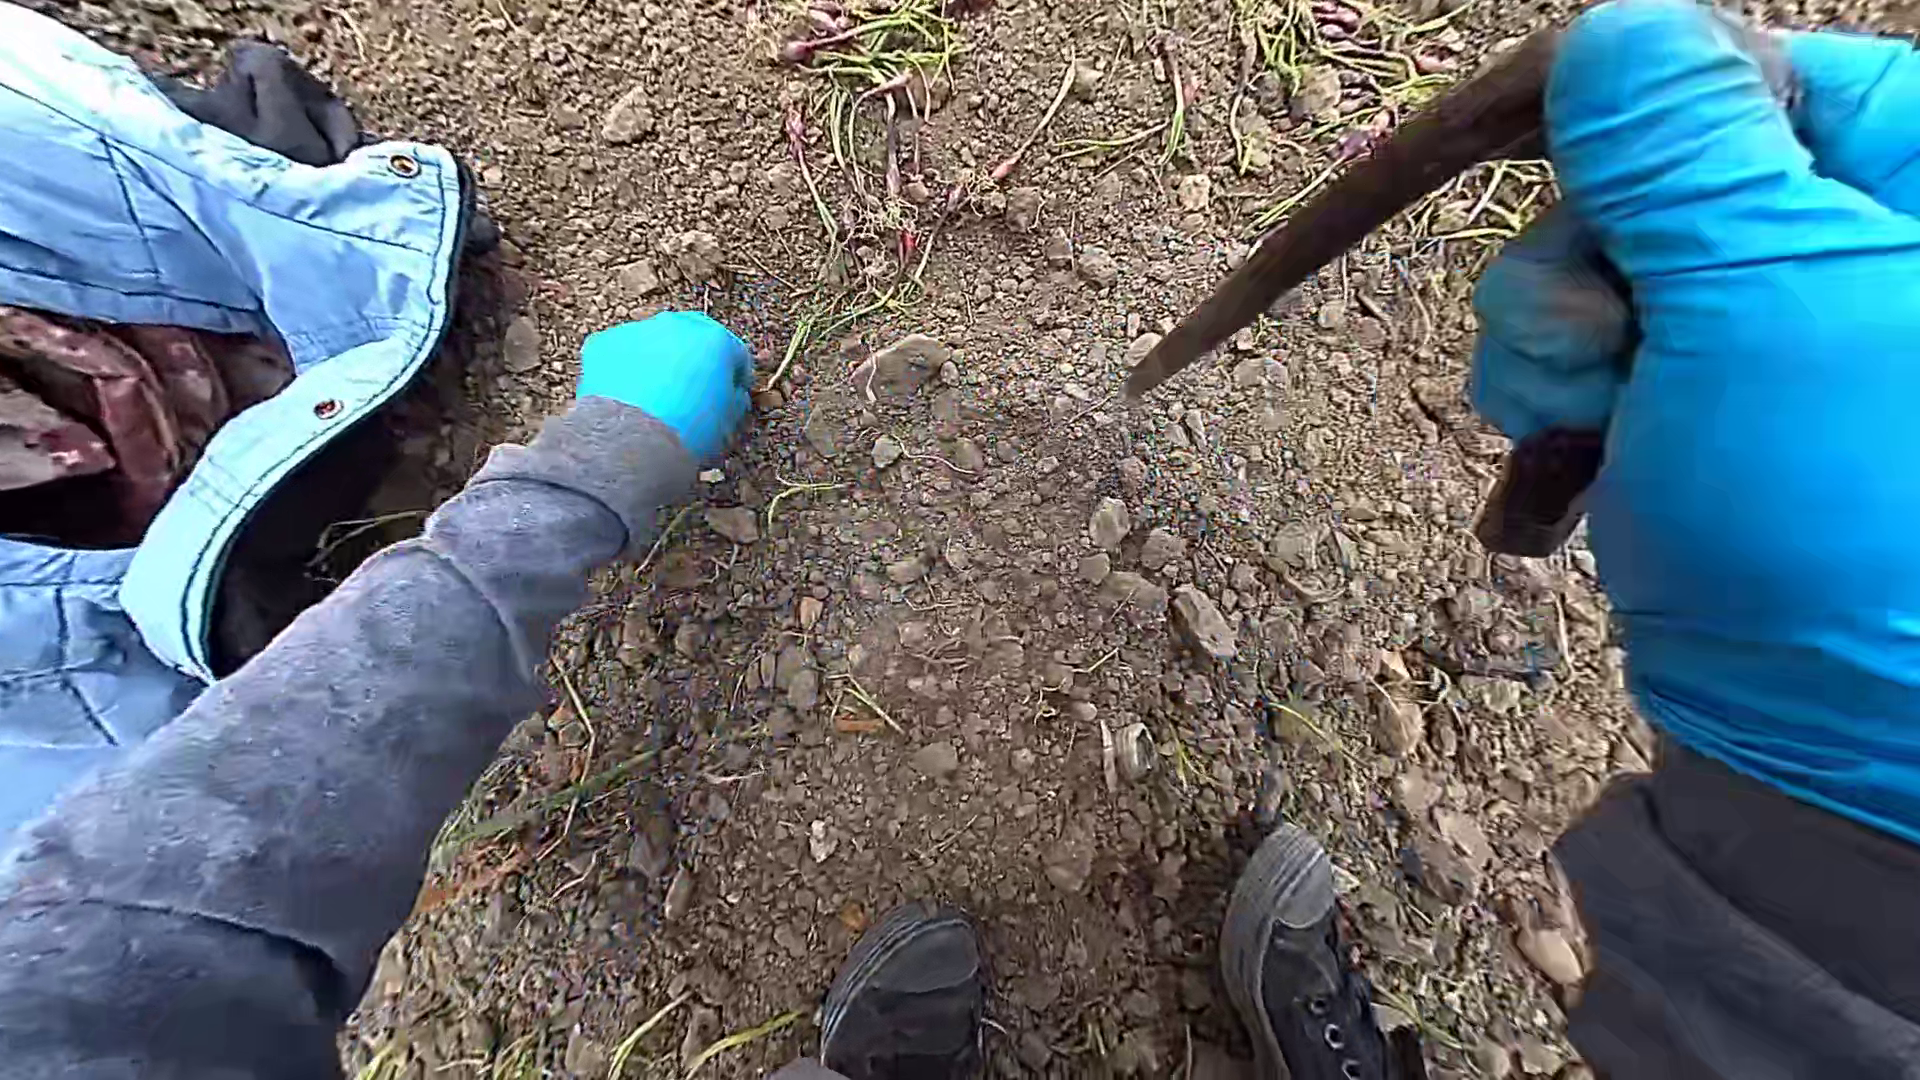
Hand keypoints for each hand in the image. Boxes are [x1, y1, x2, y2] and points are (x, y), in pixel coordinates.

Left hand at [577, 312, 751, 461]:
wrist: (635, 441)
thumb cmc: (689, 432)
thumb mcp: (728, 421)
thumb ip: (734, 399)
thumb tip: (731, 395)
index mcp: (715, 341)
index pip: (735, 352)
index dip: (736, 376)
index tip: (733, 393)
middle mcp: (677, 326)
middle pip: (694, 338)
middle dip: (697, 361)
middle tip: (696, 391)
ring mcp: (637, 331)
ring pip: (655, 342)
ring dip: (661, 362)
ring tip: (658, 398)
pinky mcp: (604, 343)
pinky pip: (622, 353)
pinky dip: (628, 370)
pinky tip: (631, 398)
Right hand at [1471, 2, 1919, 835]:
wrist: (1810, 689)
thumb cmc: (1822, 499)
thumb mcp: (1759, 306)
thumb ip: (1683, 162)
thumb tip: (1608, 29)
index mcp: (1892, 176)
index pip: (1716, 86)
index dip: (1607, 127)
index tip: (1520, 171)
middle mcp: (1806, 238)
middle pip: (1607, 207)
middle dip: (1563, 294)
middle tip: (1608, 368)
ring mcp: (1719, 326)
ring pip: (1556, 298)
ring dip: (1539, 370)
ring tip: (1592, 438)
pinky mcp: (1653, 396)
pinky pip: (1548, 370)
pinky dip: (1536, 419)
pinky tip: (1565, 469)